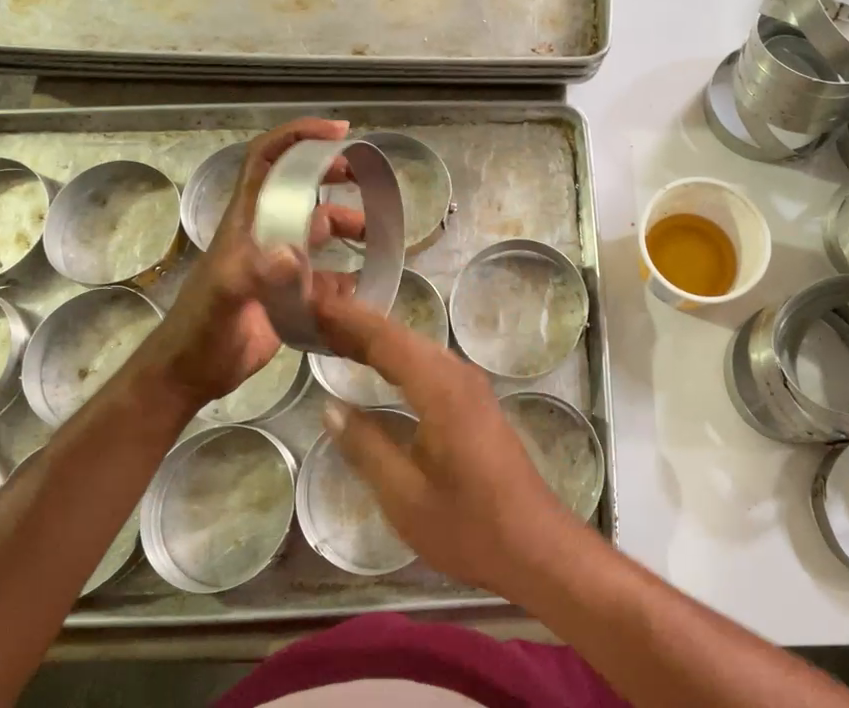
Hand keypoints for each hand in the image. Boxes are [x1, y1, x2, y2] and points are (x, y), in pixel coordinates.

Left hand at [143, 118, 362, 407]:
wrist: (191, 373)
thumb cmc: (200, 328)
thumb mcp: (225, 296)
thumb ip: (256, 273)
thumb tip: (293, 254)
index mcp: (246, 221)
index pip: (266, 160)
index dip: (298, 137)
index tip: (338, 133)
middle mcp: (263, 233)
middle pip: (297, 188)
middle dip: (329, 172)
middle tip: (364, 174)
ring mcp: (276, 263)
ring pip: (315, 230)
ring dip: (346, 225)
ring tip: (376, 234)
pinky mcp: (288, 293)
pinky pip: (324, 275)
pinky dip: (347, 274)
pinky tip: (366, 282)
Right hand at [312, 292, 592, 595]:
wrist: (536, 547)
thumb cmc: (468, 527)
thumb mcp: (404, 496)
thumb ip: (366, 447)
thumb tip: (331, 407)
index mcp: (441, 390)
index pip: (387, 339)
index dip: (347, 319)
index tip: (312, 303)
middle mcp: (459, 378)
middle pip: (403, 339)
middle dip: (358, 325)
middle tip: (313, 318)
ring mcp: (473, 390)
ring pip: (419, 351)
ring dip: (378, 341)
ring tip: (335, 337)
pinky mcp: (477, 406)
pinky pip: (431, 368)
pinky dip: (398, 361)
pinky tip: (381, 370)